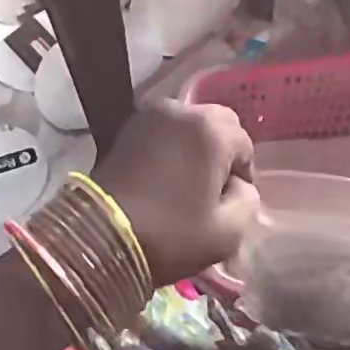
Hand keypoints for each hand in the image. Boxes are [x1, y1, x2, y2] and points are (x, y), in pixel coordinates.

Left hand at [91, 100, 260, 284]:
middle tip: (211, 193)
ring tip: (186, 186)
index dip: (243, 177)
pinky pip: (162, 135)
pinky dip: (169, 151)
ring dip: (194, 151)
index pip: (245, 146)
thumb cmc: (169, 236)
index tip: (230, 205)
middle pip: (217, 127)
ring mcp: (149, 117)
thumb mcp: (227, 233)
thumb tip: (238, 186)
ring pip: (188, 128)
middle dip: (221, 156)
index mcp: (211, 130)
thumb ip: (248, 202)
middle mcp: (181, 110)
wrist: (100, 239)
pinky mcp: (126, 130)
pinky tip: (164, 180)